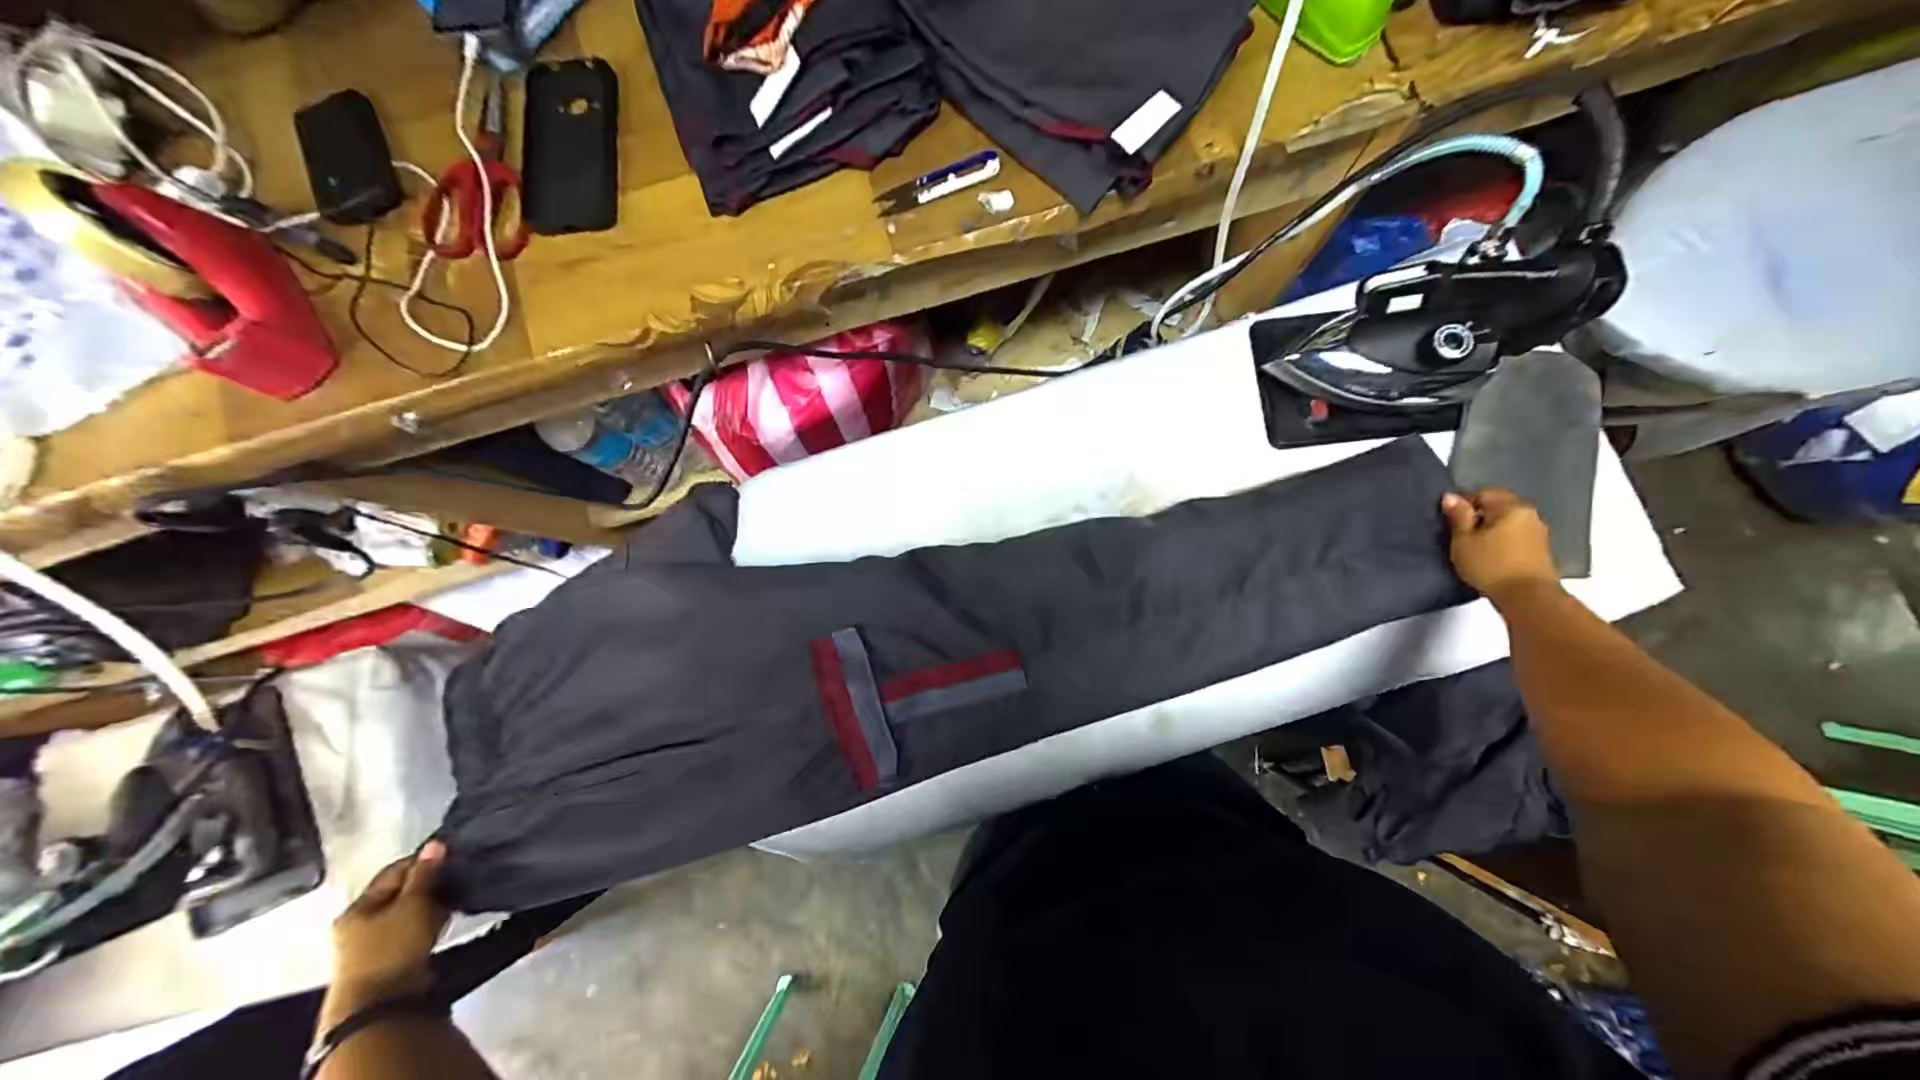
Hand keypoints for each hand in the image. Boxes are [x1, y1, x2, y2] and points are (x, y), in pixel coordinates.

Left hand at [331, 840, 449, 999]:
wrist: (383, 1007)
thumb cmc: (392, 949)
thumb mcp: (412, 905)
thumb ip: (425, 874)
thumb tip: (435, 843)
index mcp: (356, 909)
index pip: (393, 872)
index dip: (422, 861)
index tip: (450, 855)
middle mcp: (357, 925)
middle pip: (398, 893)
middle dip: (427, 883)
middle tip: (455, 876)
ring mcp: (371, 946)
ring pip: (406, 912)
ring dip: (429, 903)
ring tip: (454, 897)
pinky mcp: (388, 960)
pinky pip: (411, 930)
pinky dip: (428, 921)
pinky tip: (444, 919)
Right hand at [1440, 488, 1559, 602]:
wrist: (1527, 596)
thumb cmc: (1490, 565)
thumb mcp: (1463, 540)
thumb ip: (1458, 516)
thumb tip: (1450, 497)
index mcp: (1510, 507)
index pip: (1483, 493)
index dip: (1463, 504)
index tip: (1450, 521)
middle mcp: (1528, 513)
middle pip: (1498, 505)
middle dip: (1478, 515)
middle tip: (1460, 534)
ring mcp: (1538, 530)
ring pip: (1507, 520)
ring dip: (1491, 528)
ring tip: (1475, 545)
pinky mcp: (1540, 547)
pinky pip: (1515, 534)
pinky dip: (1502, 539)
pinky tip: (1491, 553)